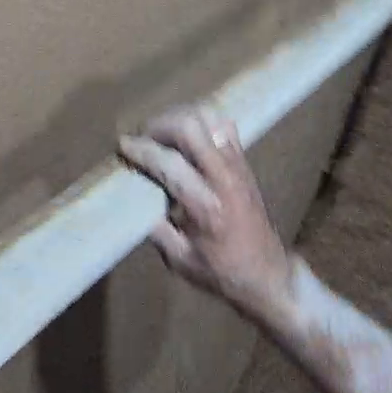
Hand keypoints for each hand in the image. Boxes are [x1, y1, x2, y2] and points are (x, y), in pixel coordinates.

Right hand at [118, 106, 296, 326]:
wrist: (269, 274)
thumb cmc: (222, 272)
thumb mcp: (180, 260)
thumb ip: (156, 228)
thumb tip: (133, 198)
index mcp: (206, 206)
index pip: (169, 163)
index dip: (142, 150)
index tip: (122, 145)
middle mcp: (223, 178)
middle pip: (190, 127)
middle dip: (159, 125)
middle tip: (142, 137)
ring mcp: (237, 164)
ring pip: (208, 118)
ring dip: (179, 118)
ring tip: (162, 133)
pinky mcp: (244, 160)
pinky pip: (222, 124)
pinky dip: (200, 121)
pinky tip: (187, 136)